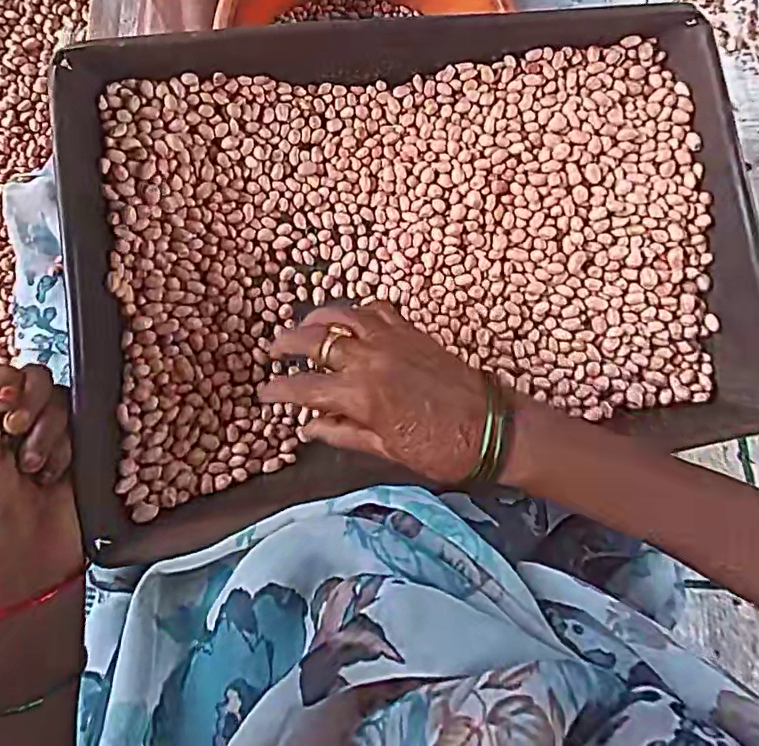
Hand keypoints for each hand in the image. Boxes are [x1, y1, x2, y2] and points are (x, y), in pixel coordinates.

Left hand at [0, 349, 82, 613]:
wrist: (27, 578)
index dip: (2, 381)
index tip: (2, 404)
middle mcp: (12, 429)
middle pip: (30, 378)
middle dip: (27, 401)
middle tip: (15, 433)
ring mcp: (47, 439)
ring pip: (58, 398)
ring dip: (46, 430)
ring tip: (33, 469)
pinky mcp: (77, 451)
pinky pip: (80, 422)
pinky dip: (66, 445)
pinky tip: (53, 475)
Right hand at [259, 301, 508, 484]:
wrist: (494, 427)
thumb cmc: (442, 449)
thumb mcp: (387, 450)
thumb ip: (343, 434)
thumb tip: (308, 427)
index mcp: (361, 395)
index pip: (304, 388)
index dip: (279, 391)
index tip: (265, 395)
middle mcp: (370, 359)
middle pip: (314, 341)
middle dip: (286, 344)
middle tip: (273, 351)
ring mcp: (390, 339)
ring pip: (342, 315)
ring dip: (317, 318)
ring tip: (303, 326)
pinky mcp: (409, 330)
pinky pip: (376, 309)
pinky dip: (357, 310)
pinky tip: (351, 319)